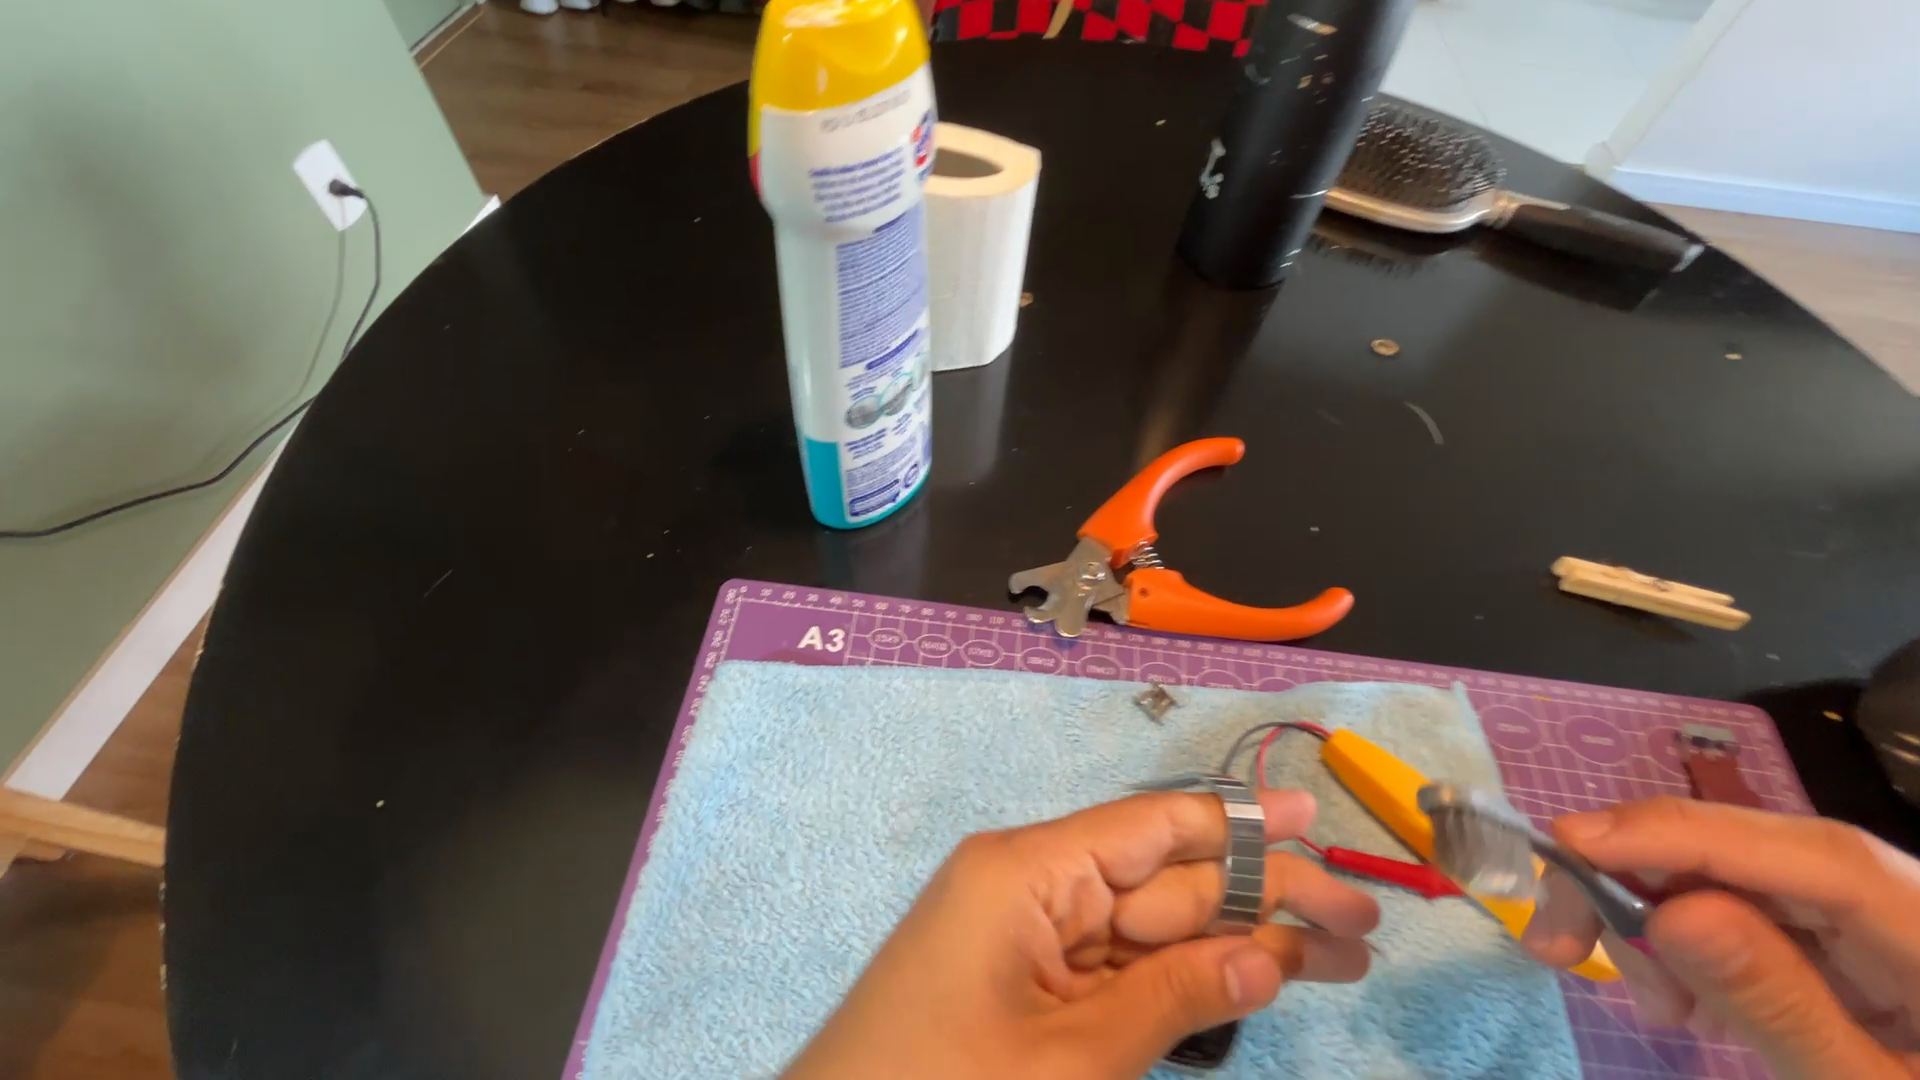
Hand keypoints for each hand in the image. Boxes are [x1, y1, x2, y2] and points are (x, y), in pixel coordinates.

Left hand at [781, 789, 1379, 1079]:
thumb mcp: (1072, 1054)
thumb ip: (1173, 998)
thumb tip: (1268, 957)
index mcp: (1027, 868)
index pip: (1147, 828)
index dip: (1232, 820)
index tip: (1307, 814)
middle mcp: (1033, 882)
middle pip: (1162, 879)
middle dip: (1259, 897)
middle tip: (1360, 923)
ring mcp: (1032, 933)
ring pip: (1151, 926)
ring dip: (1237, 941)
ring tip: (1339, 958)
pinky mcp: (1032, 978)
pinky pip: (1121, 965)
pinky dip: (1185, 977)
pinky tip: (1253, 978)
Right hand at [1522, 796, 1919, 1079]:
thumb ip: (1783, 1007)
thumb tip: (1670, 912)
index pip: (1814, 854)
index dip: (1682, 834)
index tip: (1569, 842)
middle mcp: (1907, 905)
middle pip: (1747, 857)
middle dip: (1639, 885)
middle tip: (1557, 937)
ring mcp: (1872, 924)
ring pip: (1725, 881)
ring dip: (1652, 924)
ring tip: (1648, 1002)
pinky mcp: (1843, 945)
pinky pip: (1738, 915)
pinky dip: (1683, 948)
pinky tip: (1681, 1003)